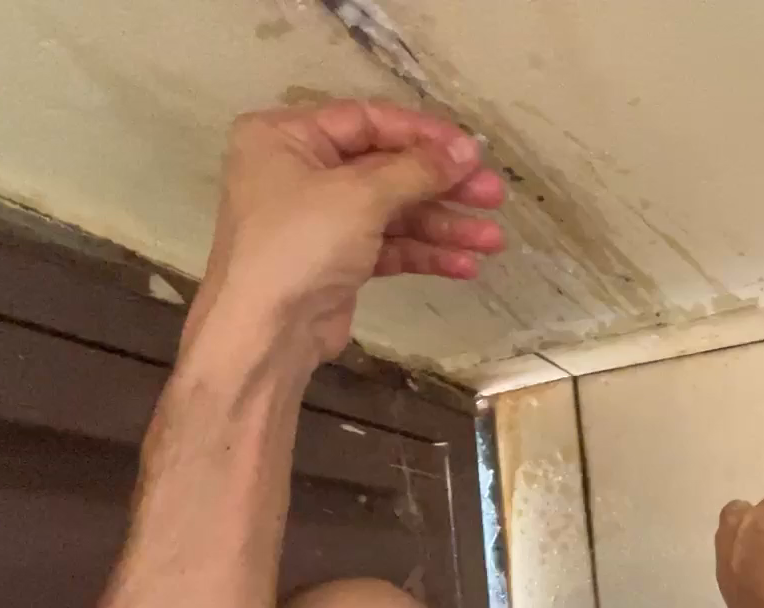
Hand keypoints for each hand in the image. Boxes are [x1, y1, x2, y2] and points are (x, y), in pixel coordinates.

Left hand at [184, 100, 508, 369]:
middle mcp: (306, 172)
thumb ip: (417, 171)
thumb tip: (467, 151)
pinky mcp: (344, 260)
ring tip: (494, 240)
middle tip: (494, 196)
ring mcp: (327, 220)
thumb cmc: (301, 245)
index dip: (424, 136)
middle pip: (390, 170)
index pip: (368, 122)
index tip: (472, 152)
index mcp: (289, 137)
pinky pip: (394, 248)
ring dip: (446, 227)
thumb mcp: (360, 196)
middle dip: (445, 187)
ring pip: (398, 214)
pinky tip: (466, 265)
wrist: (269, 329)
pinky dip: (428, 255)